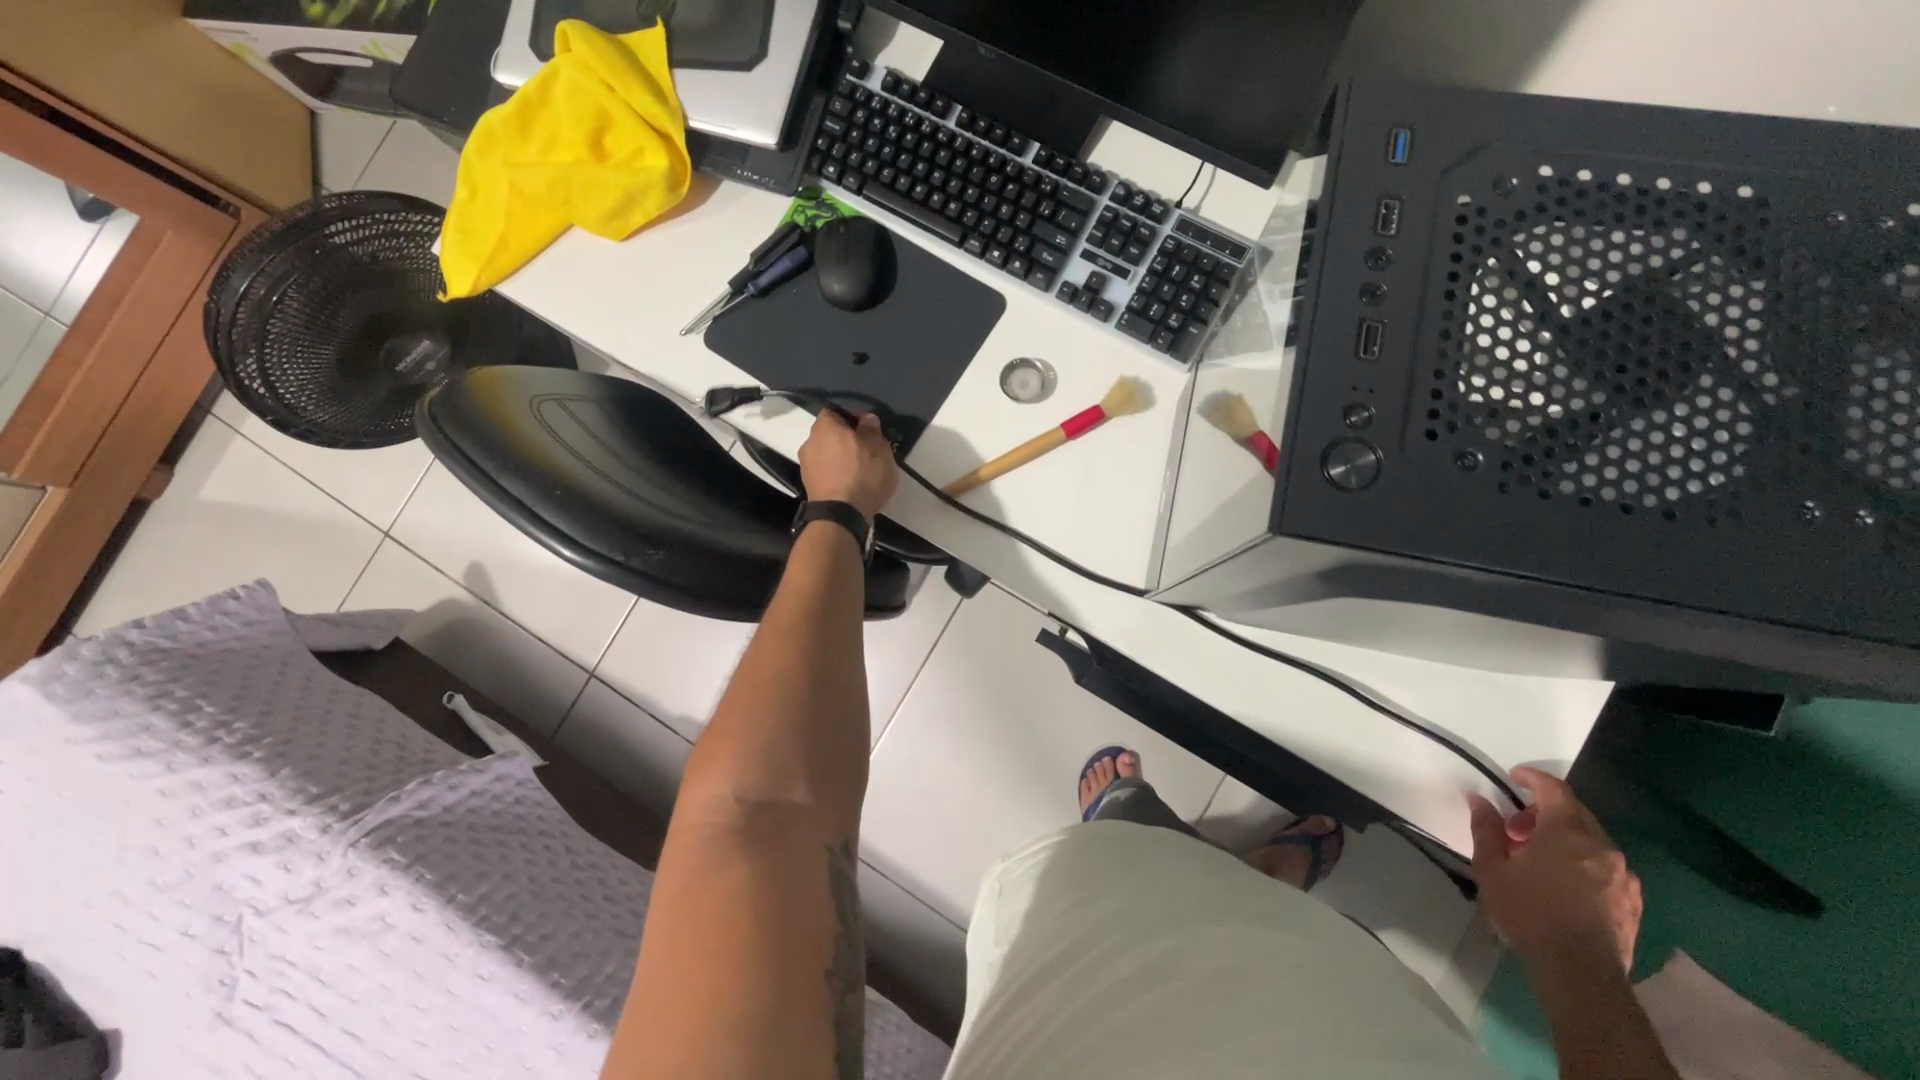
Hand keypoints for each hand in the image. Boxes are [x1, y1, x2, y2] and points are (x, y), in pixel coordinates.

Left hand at [799, 409, 897, 519]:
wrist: (841, 515)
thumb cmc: (862, 474)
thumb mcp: (878, 448)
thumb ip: (871, 430)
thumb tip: (867, 418)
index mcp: (824, 426)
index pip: (834, 412)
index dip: (850, 418)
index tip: (866, 429)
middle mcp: (809, 442)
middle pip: (828, 435)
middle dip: (844, 440)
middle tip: (864, 450)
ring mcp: (806, 466)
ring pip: (825, 455)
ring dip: (839, 459)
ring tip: (858, 470)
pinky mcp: (808, 486)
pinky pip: (824, 473)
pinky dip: (835, 475)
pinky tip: (849, 484)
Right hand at [1469, 766, 1642, 975]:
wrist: (1580, 972)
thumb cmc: (1529, 914)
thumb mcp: (1492, 870)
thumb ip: (1486, 830)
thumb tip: (1480, 801)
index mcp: (1567, 832)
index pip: (1554, 789)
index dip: (1533, 778)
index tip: (1514, 776)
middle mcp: (1602, 846)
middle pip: (1575, 814)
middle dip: (1544, 813)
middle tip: (1516, 830)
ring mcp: (1623, 875)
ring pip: (1592, 842)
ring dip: (1564, 840)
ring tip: (1538, 861)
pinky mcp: (1632, 901)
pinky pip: (1606, 868)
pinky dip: (1583, 864)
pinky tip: (1564, 886)